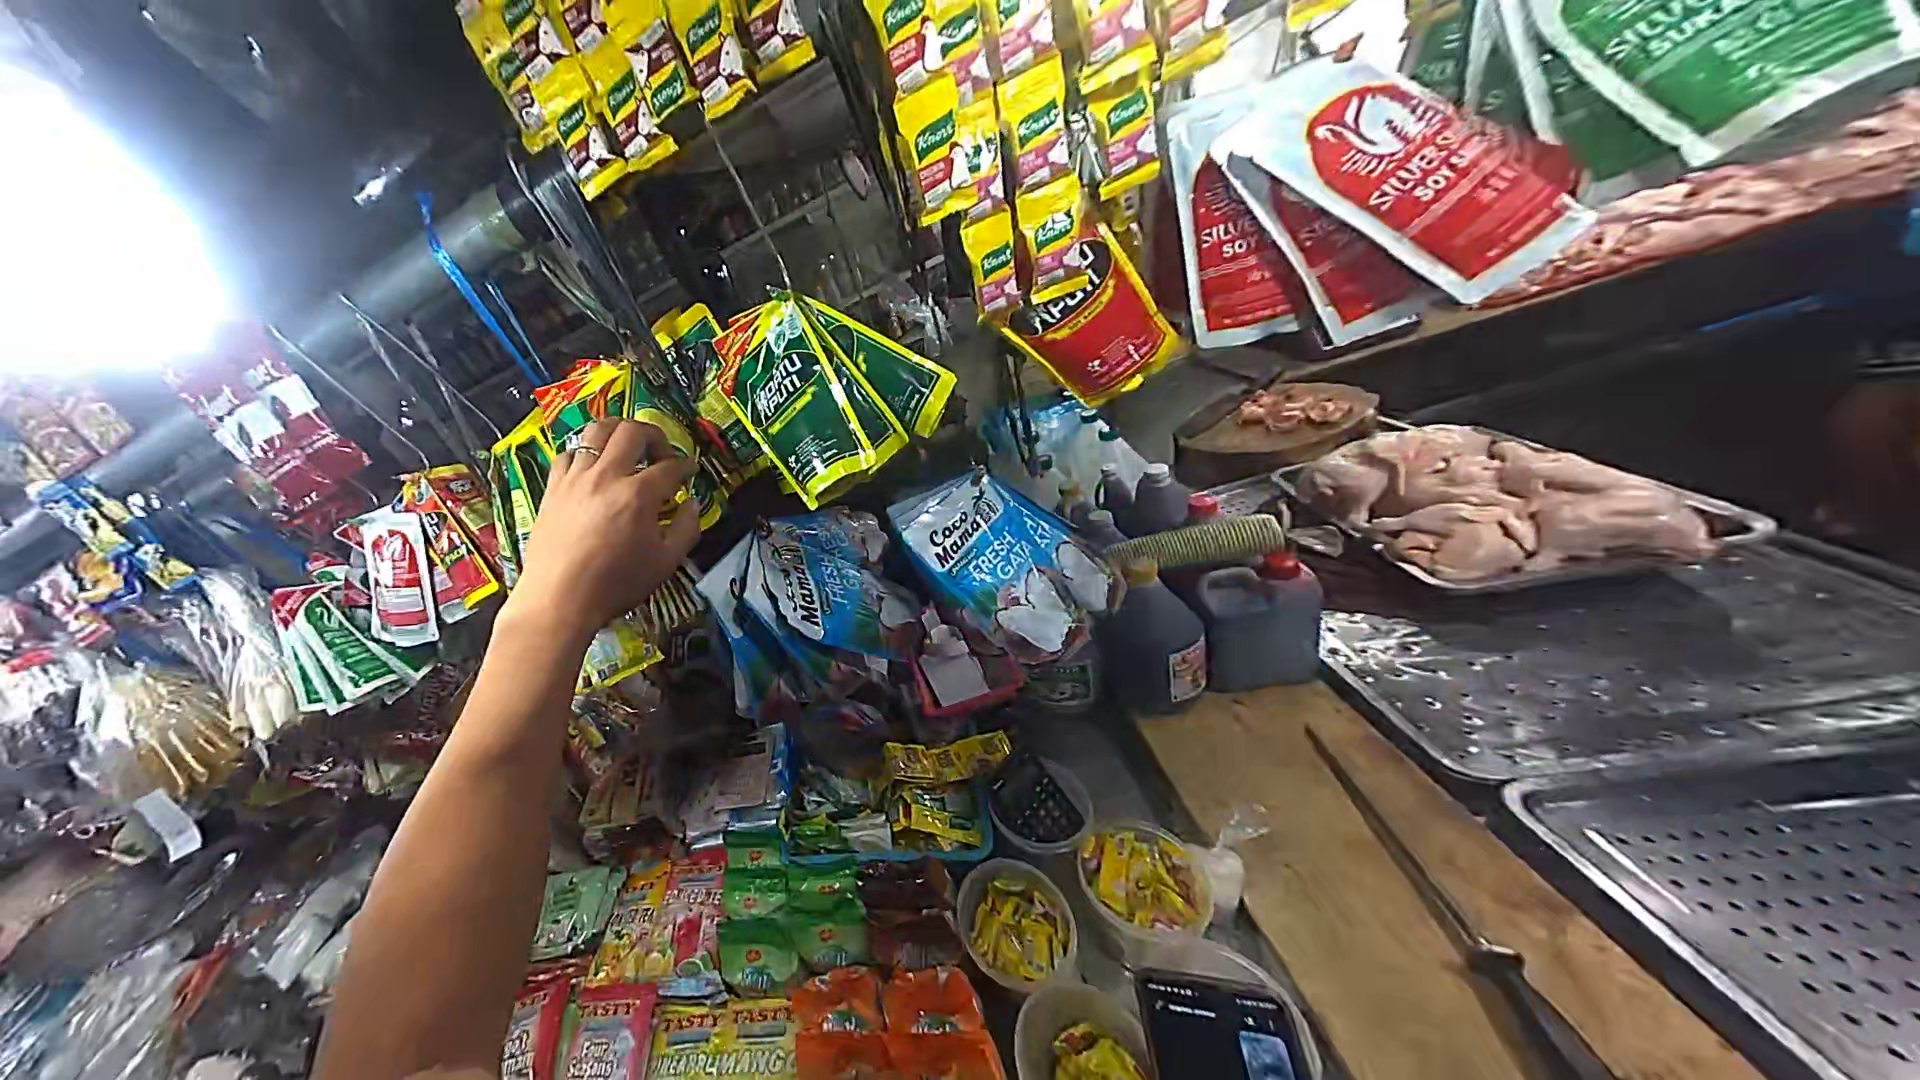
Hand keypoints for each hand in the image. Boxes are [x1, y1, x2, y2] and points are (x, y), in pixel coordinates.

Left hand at [502, 418, 700, 644]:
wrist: (559, 600)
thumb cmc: (617, 584)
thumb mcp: (667, 561)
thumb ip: (687, 527)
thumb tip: (691, 503)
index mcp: (639, 495)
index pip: (670, 466)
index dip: (686, 466)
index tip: (691, 471)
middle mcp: (606, 476)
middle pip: (632, 431)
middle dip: (655, 436)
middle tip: (662, 454)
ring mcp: (575, 478)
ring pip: (596, 431)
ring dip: (619, 433)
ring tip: (629, 449)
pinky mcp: (553, 487)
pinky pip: (568, 453)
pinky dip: (586, 453)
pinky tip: (595, 469)